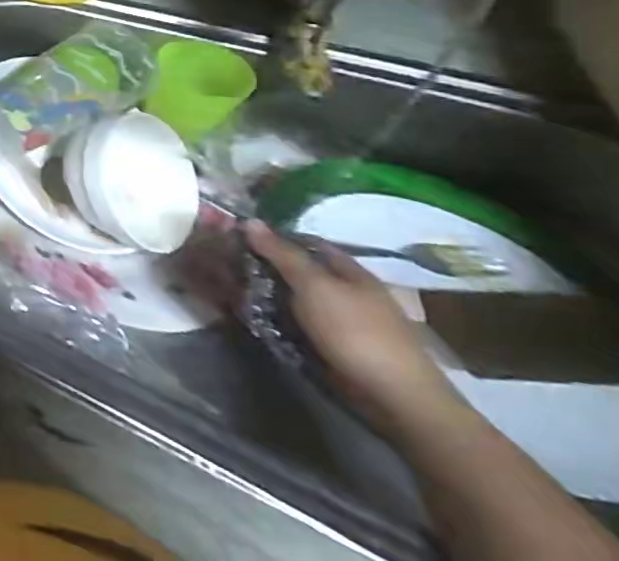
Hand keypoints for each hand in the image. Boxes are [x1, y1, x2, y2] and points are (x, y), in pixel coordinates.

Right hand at [245, 220, 463, 434]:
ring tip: (230, 291)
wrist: (394, 396)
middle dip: (262, 267)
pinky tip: (252, 317)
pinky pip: (294, 322)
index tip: (236, 237)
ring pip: (291, 297)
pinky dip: (273, 318)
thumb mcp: (314, 286)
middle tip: (225, 265)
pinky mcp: (330, 344)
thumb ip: (281, 253)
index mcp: (348, 270)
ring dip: (263, 294)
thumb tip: (250, 220)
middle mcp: (344, 290)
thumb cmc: (355, 331)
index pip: (304, 242)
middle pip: (296, 270)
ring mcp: (337, 319)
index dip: (271, 237)